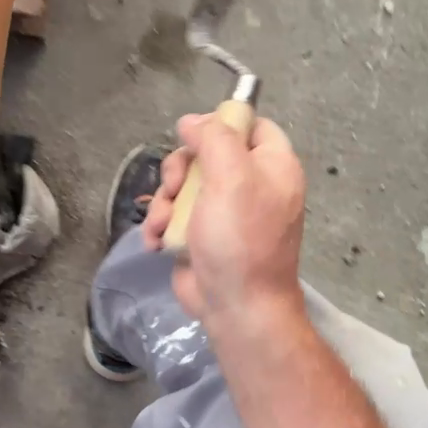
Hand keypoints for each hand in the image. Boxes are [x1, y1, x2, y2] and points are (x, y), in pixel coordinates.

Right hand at [142, 112, 307, 322]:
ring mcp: (222, 212)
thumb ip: (214, 139)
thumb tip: (191, 121)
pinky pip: (173, 216)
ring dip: (163, 203)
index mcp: (271, 166)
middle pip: (205, 153)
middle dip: (179, 169)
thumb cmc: (241, 239)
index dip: (220, 124)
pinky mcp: (199, 235)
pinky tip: (155, 241)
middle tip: (175, 187)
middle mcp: (249, 185)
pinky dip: (160, 226)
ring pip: (182, 185)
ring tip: (162, 224)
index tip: (193, 134)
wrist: (237, 305)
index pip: (250, 126)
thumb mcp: (232, 178)